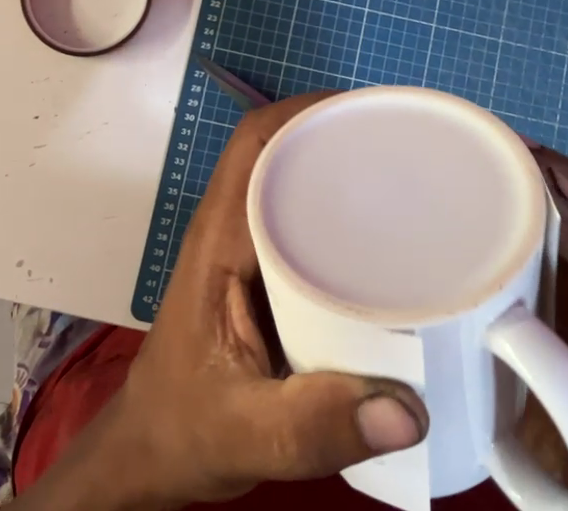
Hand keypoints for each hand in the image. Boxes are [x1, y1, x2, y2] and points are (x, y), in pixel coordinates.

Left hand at [15, 92, 428, 509]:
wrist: (154, 454)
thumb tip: (410, 411)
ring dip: (343, 175)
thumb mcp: (248, 434)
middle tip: (412, 150)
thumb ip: (316, 427)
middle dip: (339, 138)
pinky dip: (344, 220)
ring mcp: (248, 253)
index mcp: (220, 241)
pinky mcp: (265, 279)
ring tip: (411, 184)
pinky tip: (391, 245)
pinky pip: (305, 226)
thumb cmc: (185, 429)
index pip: (254, 144)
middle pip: (281, 154)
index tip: (369, 112)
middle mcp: (233, 232)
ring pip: (293, 187)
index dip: (304, 112)